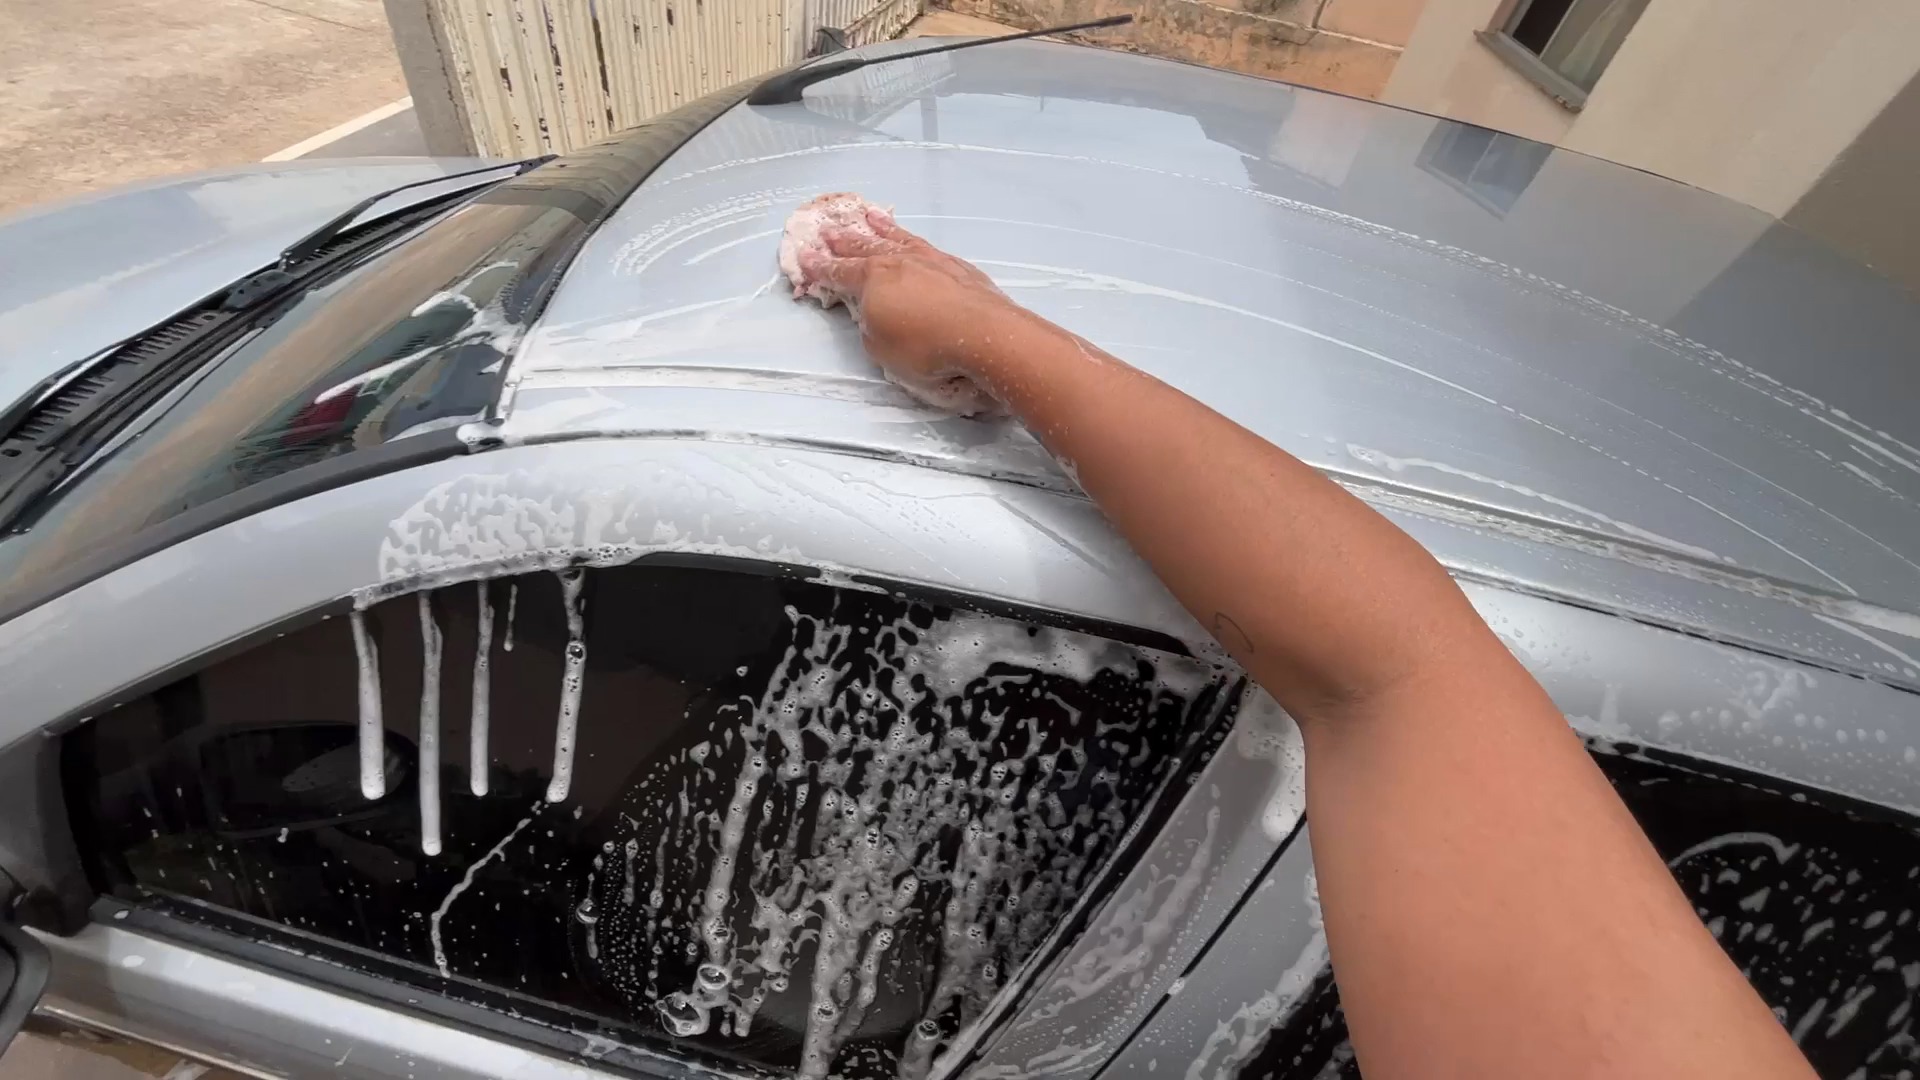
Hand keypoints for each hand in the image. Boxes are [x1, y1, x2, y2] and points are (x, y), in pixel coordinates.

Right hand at [798, 208, 1045, 413]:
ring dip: (880, 228)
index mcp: (872, 280)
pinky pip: (925, 245)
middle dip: (843, 241)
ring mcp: (930, 260)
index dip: (819, 268)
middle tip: (827, 230)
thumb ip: (870, 329)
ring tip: (868, 216)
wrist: (985, 336)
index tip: (803, 258)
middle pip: (864, 247)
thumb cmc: (926, 350)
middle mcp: (898, 261)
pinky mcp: (957, 267)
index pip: (838, 273)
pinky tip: (913, 240)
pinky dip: (912, 239)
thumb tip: (873, 317)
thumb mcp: (882, 350)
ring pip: (897, 238)